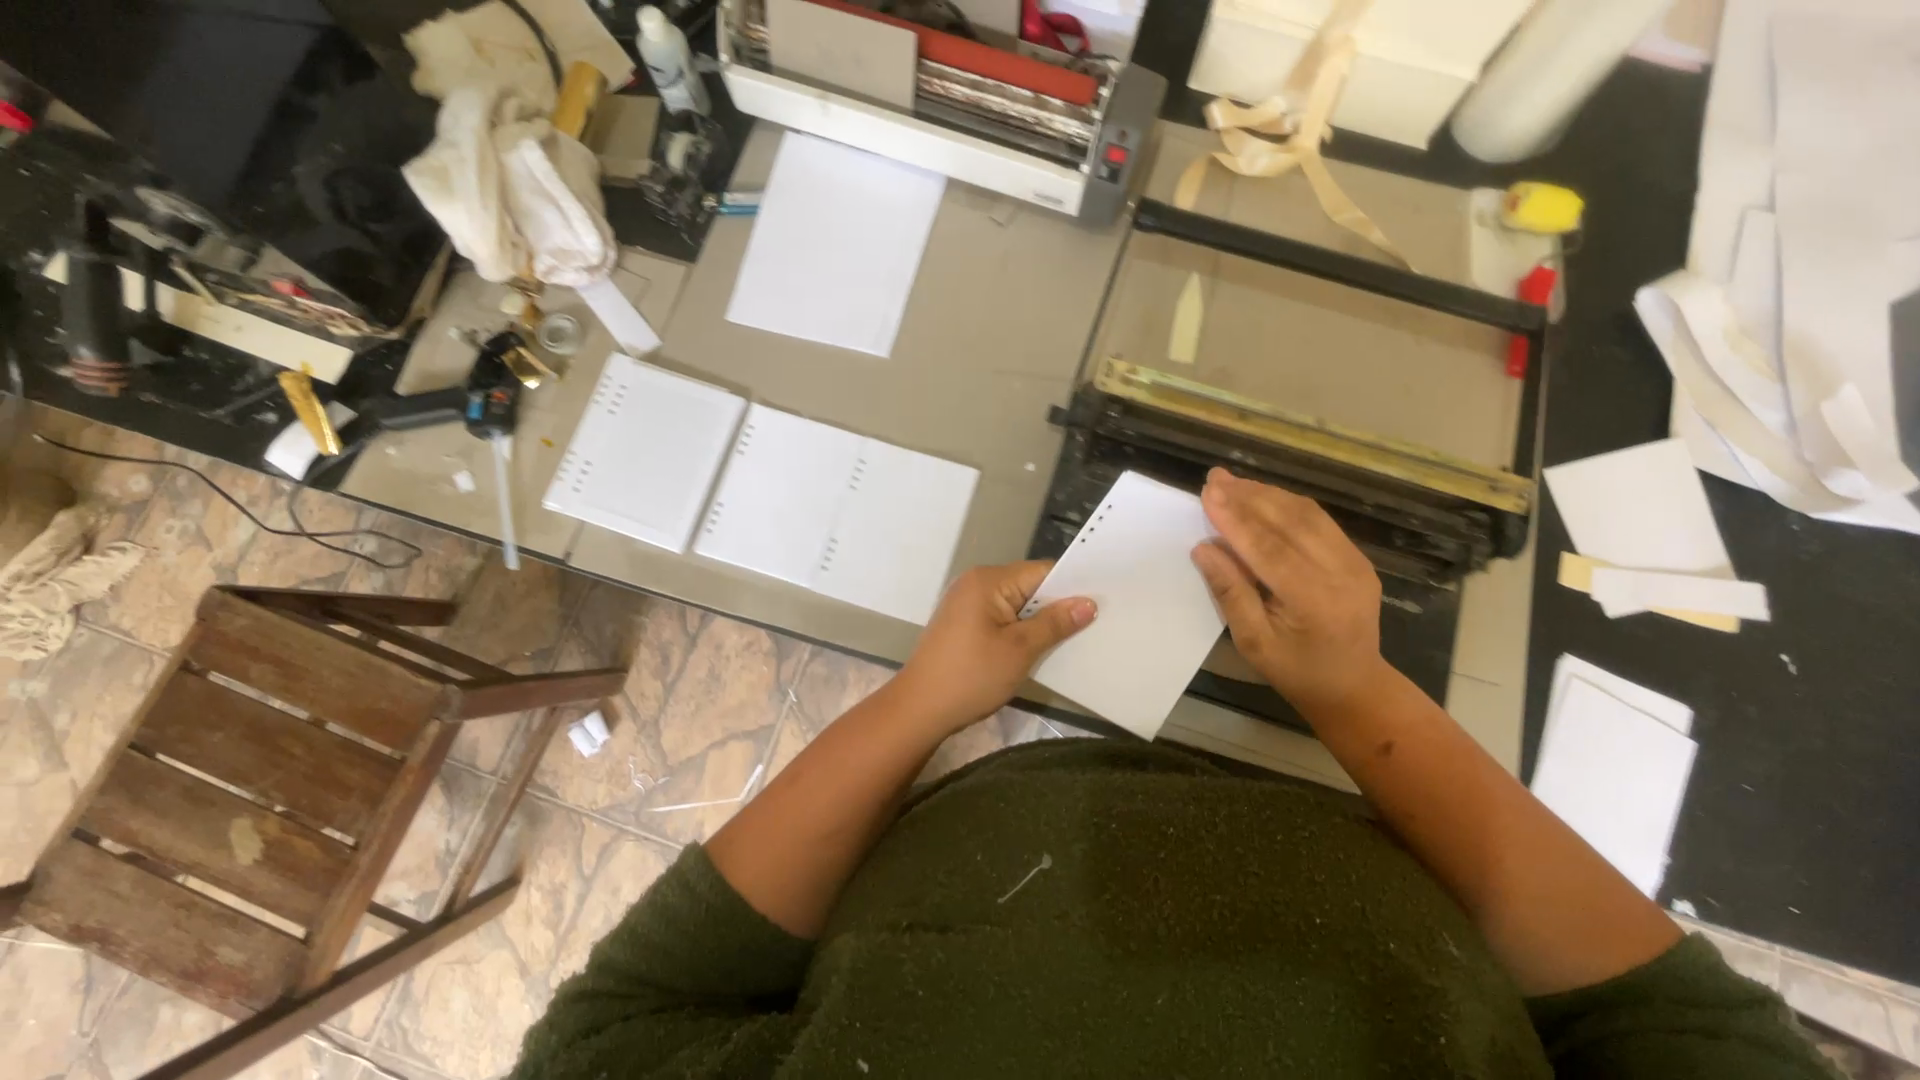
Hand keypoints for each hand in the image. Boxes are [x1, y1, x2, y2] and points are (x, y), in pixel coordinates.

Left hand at [893, 561, 1095, 733]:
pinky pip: (1002, 619)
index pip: (1041, 572)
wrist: (919, 709)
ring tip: (1073, 637)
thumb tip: (1088, 603)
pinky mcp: (963, 624)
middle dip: (1057, 605)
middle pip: (1030, 586)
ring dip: (1039, 622)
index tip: (1102, 602)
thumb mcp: (1020, 650)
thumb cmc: (971, 676)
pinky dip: (1020, 631)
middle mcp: (976, 583)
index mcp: (988, 580)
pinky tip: (1039, 649)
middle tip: (1095, 623)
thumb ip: (1054, 623)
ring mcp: (967, 604)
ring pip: (1017, 605)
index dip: (1072, 586)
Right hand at [1190, 468, 1385, 713]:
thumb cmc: (1296, 671)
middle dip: (1249, 498)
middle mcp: (1341, 574)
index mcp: (1314, 602)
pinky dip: (1286, 504)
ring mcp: (1354, 562)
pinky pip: (1319, 521)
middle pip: (1290, 523)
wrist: (1353, 685)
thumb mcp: (1254, 643)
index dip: (1236, 520)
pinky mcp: (1357, 557)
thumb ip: (1231, 593)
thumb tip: (1204, 548)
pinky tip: (1261, 497)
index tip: (1208, 493)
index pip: (1269, 550)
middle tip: (1214, 478)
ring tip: (1232, 482)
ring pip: (1306, 515)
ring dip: (1266, 495)